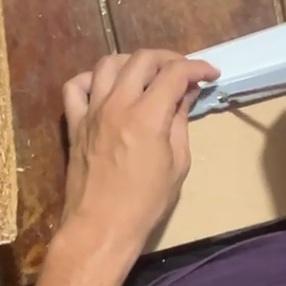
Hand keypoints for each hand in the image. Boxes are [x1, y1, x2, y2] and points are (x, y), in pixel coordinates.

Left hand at [60, 50, 218, 250]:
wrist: (101, 226)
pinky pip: (75, 87)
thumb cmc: (146, 202)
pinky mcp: (74, 122)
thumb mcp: (177, 164)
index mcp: (147, 117)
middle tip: (183, 72)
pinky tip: (106, 88)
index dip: (198, 68)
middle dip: (169, 59)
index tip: (210, 74)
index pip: (175, 73)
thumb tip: (185, 95)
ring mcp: (92, 111)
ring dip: (132, 62)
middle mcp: (117, 104)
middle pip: (142, 59)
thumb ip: (180, 122)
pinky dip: (91, 79)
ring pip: (108, 63)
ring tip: (146, 75)